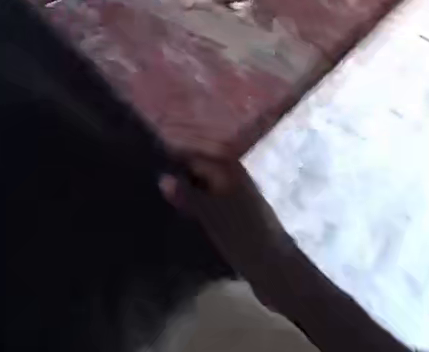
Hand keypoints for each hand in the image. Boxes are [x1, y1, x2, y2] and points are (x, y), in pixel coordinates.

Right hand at [159, 154, 303, 291]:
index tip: (151, 166)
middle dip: (179, 177)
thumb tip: (161, 178)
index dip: (174, 161)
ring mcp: (236, 197)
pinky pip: (211, 204)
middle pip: (200, 171)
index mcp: (228, 168)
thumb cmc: (243, 235)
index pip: (194, 156)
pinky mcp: (237, 216)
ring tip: (163, 199)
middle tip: (153, 185)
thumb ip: (186, 195)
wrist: (277, 271)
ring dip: (188, 194)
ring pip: (205, 188)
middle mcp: (233, 177)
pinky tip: (183, 215)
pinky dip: (198, 207)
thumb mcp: (210, 214)